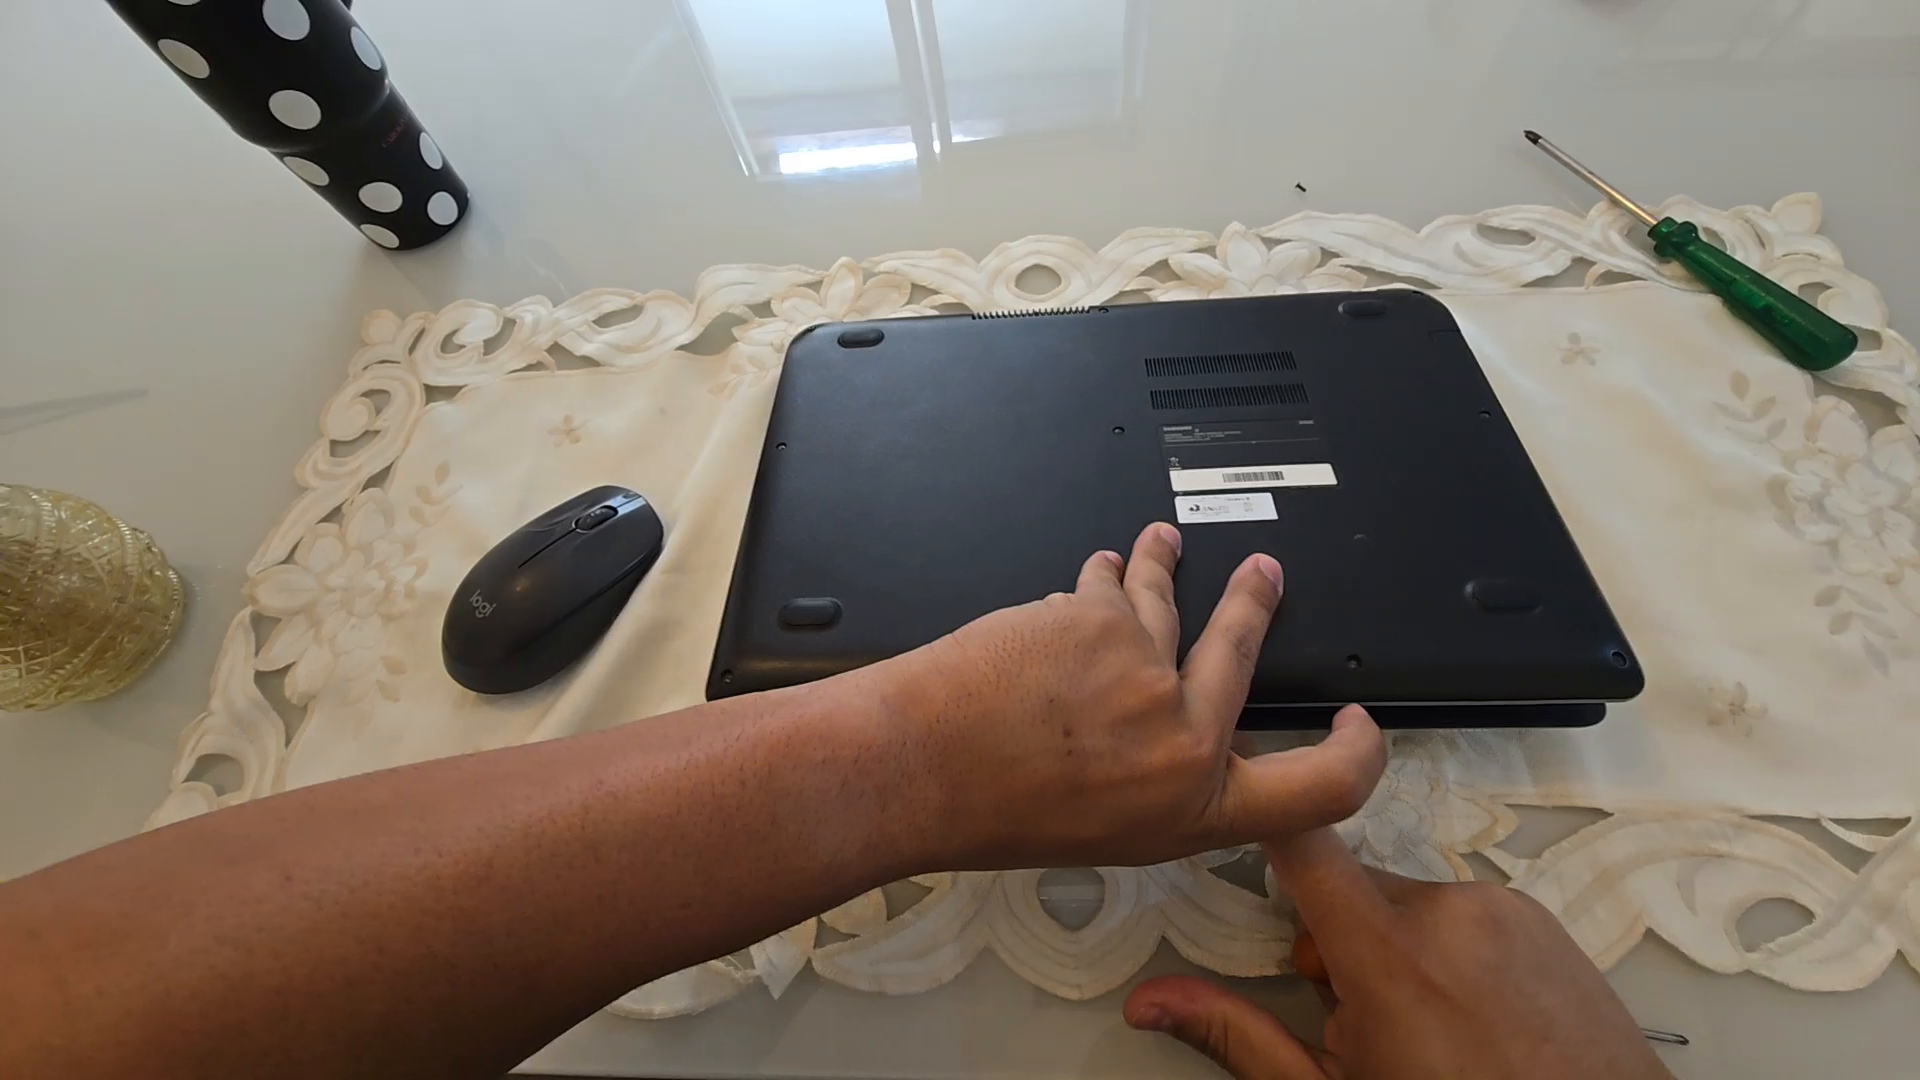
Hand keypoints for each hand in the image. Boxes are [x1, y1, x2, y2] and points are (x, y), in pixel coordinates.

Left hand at [885, 522, 1385, 869]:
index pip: (1315, 792)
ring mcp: (1147, 665)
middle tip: (1262, 574)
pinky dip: (1100, 576)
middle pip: (1242, 649)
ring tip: (1159, 544)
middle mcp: (1184, 736)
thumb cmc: (991, 808)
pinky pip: (1108, 583)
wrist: (922, 764)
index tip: (1360, 727)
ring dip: (1162, 564)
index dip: (1355, 759)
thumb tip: (1161, 730)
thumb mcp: (1102, 825)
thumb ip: (1150, 778)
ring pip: (1166, 597)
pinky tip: (1096, 567)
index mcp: (1191, 806)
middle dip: (1253, 602)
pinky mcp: (1100, 613)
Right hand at [1122, 829, 1674, 1078]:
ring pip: (1403, 901)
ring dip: (1394, 944)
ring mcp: (1501, 908)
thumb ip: (1236, 1035)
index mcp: (1386, 953)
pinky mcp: (1541, 919)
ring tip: (1433, 1027)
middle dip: (1338, 937)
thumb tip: (1142, 1003)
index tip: (1237, 778)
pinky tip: (1480, 1019)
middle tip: (1366, 1018)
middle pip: (1348, 885)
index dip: (1261, 803)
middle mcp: (1444, 908)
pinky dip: (1449, 948)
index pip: (1298, 838)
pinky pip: (1460, 910)